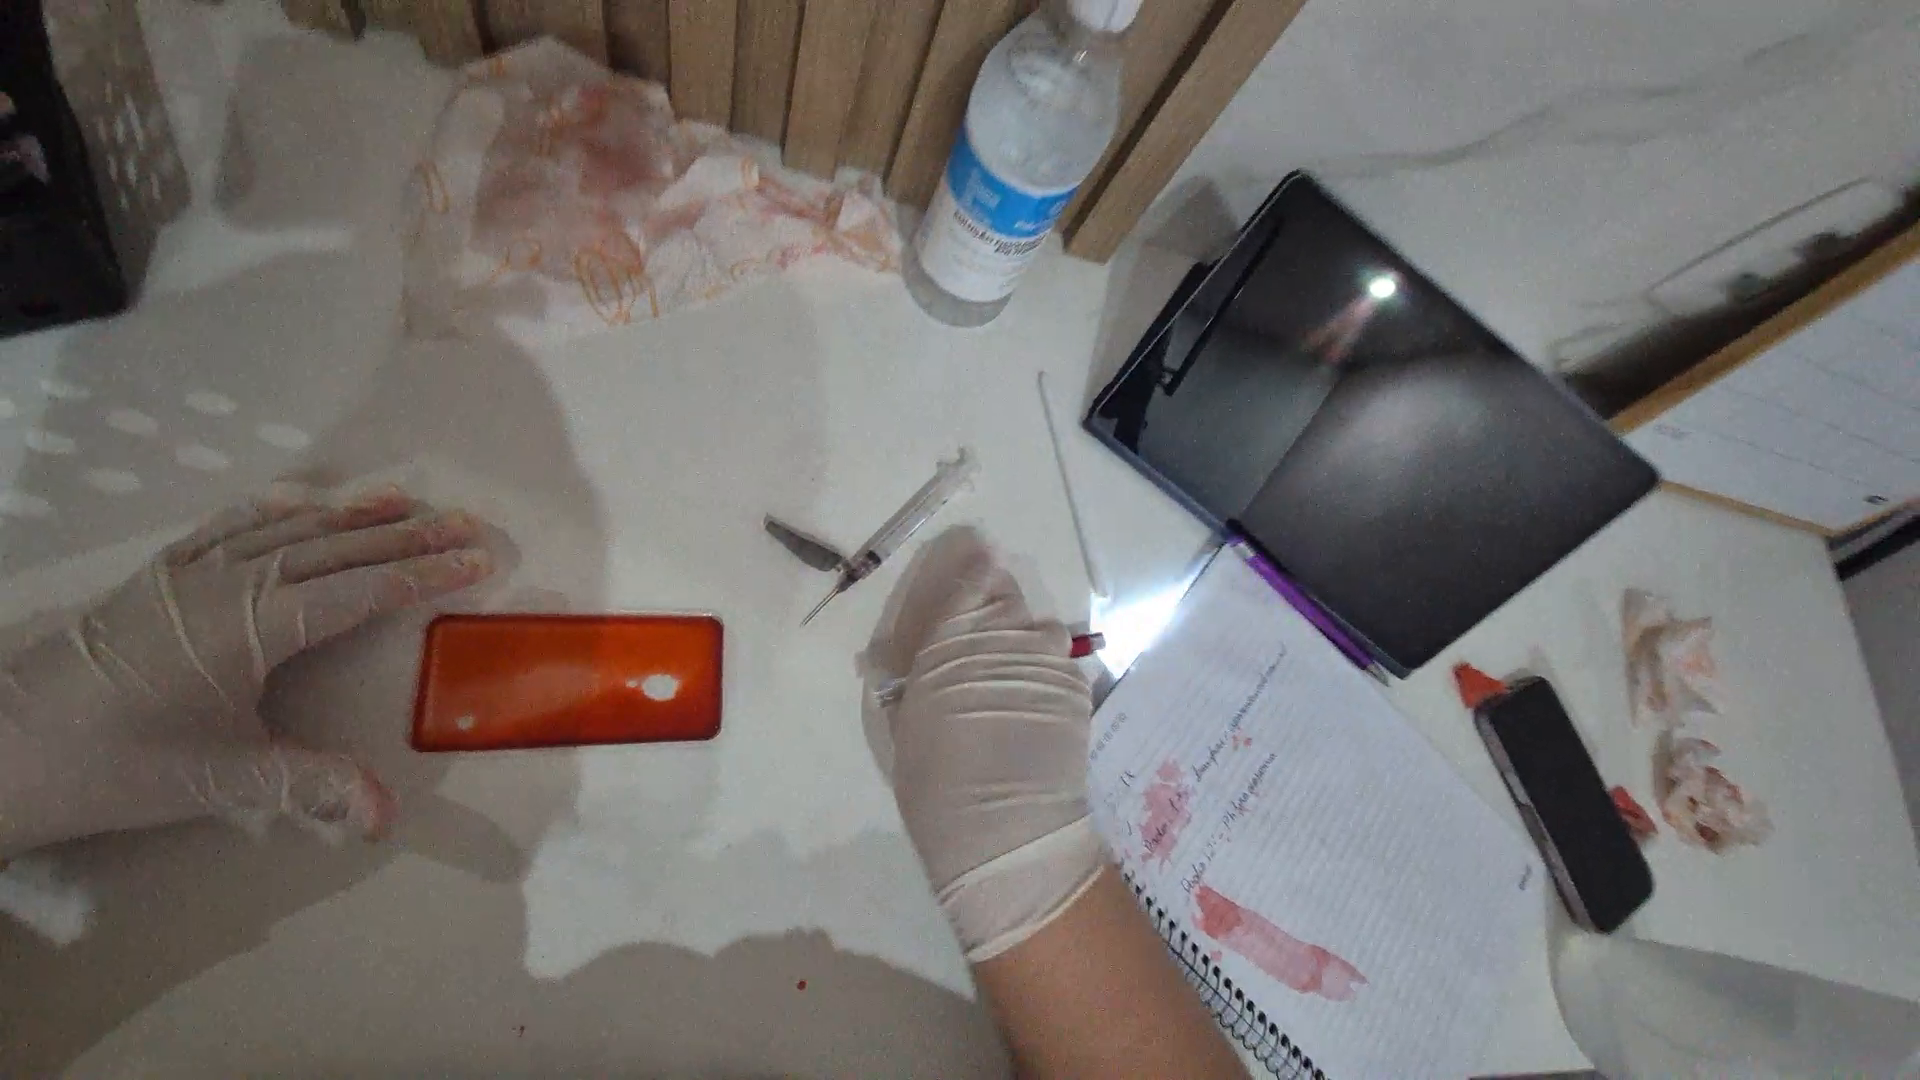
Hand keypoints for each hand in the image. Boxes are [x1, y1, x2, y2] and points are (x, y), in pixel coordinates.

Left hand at [0, 485, 494, 858]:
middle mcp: (228, 585)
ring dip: (355, 514)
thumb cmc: (116, 766)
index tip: (478, 560)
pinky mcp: (159, 574)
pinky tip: (301, 499)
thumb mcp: (223, 780)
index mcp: (252, 626)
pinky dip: (274, 509)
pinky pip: (228, 526)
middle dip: (409, 535)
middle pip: (339, 549)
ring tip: (407, 500)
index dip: (427, 574)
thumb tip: (384, 818)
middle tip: (466, 523)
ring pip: (291, 530)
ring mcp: (190, 572)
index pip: (363, 590)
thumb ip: (314, 785)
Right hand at [882, 530, 1105, 961]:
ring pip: (1041, 631)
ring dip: (1029, 643)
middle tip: (989, 635)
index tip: (982, 552)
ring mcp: (1047, 660)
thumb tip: (879, 661)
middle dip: (998, 603)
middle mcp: (1004, 635)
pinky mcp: (1078, 688)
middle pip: (1007, 597)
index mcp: (952, 638)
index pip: (970, 580)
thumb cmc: (934, 778)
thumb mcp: (904, 725)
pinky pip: (1060, 668)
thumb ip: (903, 681)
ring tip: (1018, 680)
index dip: (976, 564)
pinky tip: (1039, 711)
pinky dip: (1049, 679)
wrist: (1002, 826)